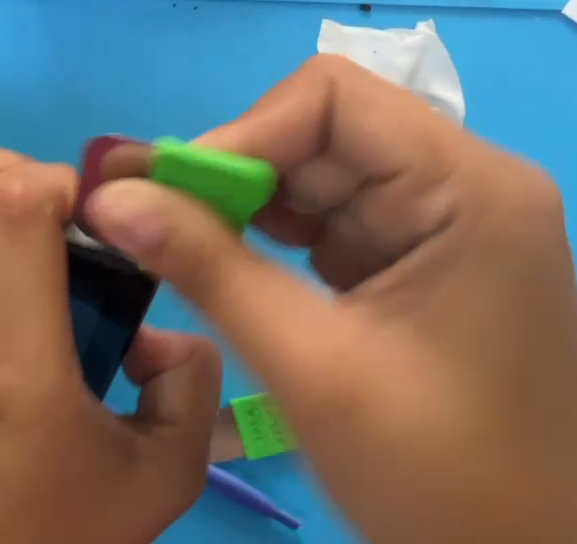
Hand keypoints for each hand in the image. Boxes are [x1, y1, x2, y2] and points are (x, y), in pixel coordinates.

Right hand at [84, 57, 576, 543]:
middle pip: (318, 129)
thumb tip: (106, 195)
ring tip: (187, 247)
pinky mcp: (415, 250)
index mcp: (470, 187)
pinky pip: (325, 210)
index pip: (331, 98)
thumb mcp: (309, 366)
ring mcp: (440, 216)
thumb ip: (205, 266)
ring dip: (246, 204)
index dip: (243, 131)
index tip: (176, 193)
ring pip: (312, 168)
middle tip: (158, 221)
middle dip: (235, 172)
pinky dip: (268, 232)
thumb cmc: (438, 478)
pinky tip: (234, 267)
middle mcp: (462, 180)